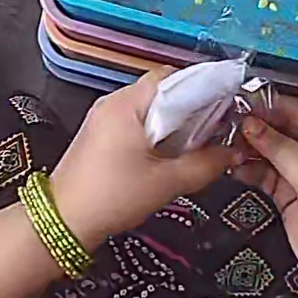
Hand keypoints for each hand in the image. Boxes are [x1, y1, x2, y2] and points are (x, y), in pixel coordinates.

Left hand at [48, 68, 242, 245]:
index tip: (225, 104)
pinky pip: (135, 120)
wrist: (64, 220)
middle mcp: (113, 101)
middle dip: (190, 106)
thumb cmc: (114, 196)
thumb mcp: (166, 183)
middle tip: (216, 126)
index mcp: (127, 103)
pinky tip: (169, 151)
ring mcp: (103, 116)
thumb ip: (205, 165)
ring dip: (173, 120)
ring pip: (148, 106)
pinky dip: (155, 129)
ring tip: (197, 141)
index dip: (202, 86)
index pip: (171, 77)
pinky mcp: (99, 133)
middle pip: (160, 90)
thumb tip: (233, 153)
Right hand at [236, 101, 297, 297]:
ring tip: (226, 145)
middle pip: (281, 131)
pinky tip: (234, 166)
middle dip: (255, 127)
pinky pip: (262, 175)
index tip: (243, 104)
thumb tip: (252, 125)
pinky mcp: (287, 196)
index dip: (272, 108)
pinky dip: (247, 170)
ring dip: (247, 148)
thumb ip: (283, 151)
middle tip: (227, 123)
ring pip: (268, 152)